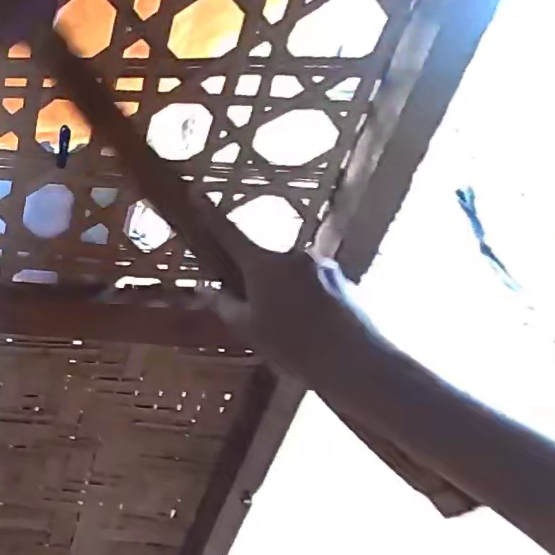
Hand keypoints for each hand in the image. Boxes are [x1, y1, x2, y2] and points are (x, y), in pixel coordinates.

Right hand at [180, 187, 382, 392]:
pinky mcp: (345, 281)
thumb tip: (204, 287)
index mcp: (263, 264)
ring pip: (289, 276)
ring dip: (283, 294)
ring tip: (289, 329)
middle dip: (256, 281)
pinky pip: (313, 286)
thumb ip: (222, 303)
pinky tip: (311, 330)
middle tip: (256, 313)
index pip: (228, 233)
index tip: (196, 191)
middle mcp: (293, 256)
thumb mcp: (246, 327)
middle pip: (262, 262)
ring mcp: (322, 267)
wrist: (358, 363)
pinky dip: (306, 302)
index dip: (208, 213)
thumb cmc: (292, 344)